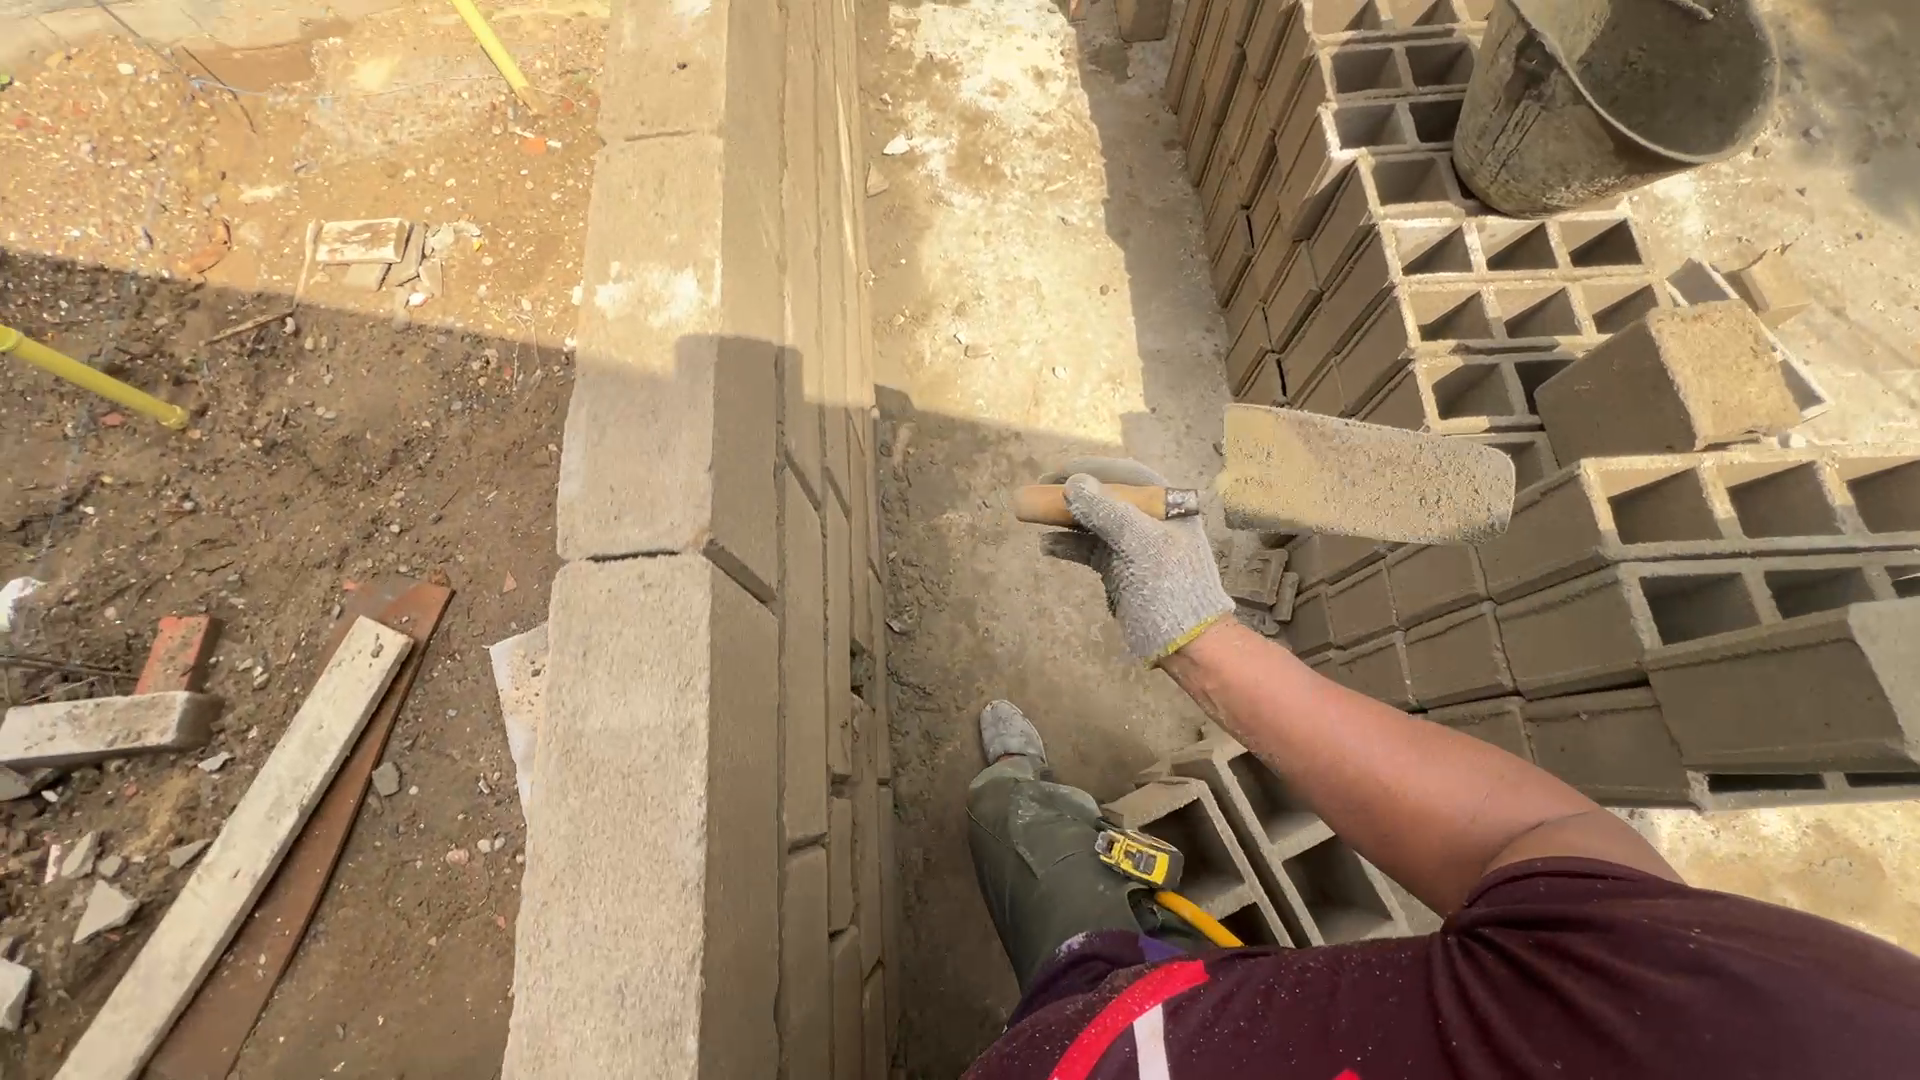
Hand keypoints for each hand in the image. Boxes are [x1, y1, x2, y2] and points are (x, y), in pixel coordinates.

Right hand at [1039, 458, 1233, 664]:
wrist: (1185, 642)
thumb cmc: (1170, 586)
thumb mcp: (1140, 542)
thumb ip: (1107, 511)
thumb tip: (1074, 483)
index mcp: (1168, 505)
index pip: (1126, 474)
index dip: (1091, 468)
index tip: (1056, 472)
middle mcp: (1151, 520)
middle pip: (1107, 496)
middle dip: (1073, 494)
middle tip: (1040, 491)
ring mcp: (1134, 546)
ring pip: (1094, 523)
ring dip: (1065, 520)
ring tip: (1035, 518)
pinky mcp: (1120, 569)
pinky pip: (1089, 549)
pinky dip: (1068, 546)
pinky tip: (1047, 546)